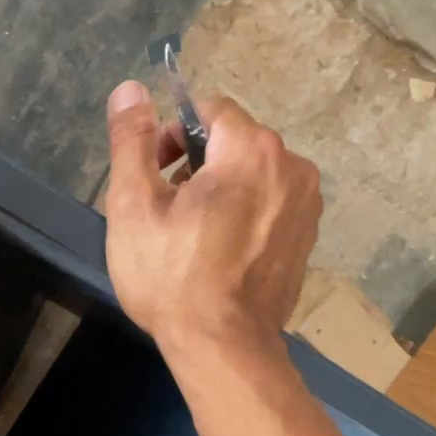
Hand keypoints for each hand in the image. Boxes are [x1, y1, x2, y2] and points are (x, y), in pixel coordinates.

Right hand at [101, 80, 320, 359]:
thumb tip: (129, 90)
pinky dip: (243, 217)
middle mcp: (292, 166)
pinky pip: (269, 207)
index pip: (210, 111)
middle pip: (234, 143)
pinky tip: (217, 256)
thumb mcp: (133, 208)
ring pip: (253, 176)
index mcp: (250, 150)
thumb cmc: (171, 276)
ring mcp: (307, 204)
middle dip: (194, 166)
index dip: (171, 136)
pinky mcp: (307, 237)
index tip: (152, 177)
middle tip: (162, 213)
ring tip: (189, 238)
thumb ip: (131, 144)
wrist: (222, 345)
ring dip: (219, 192)